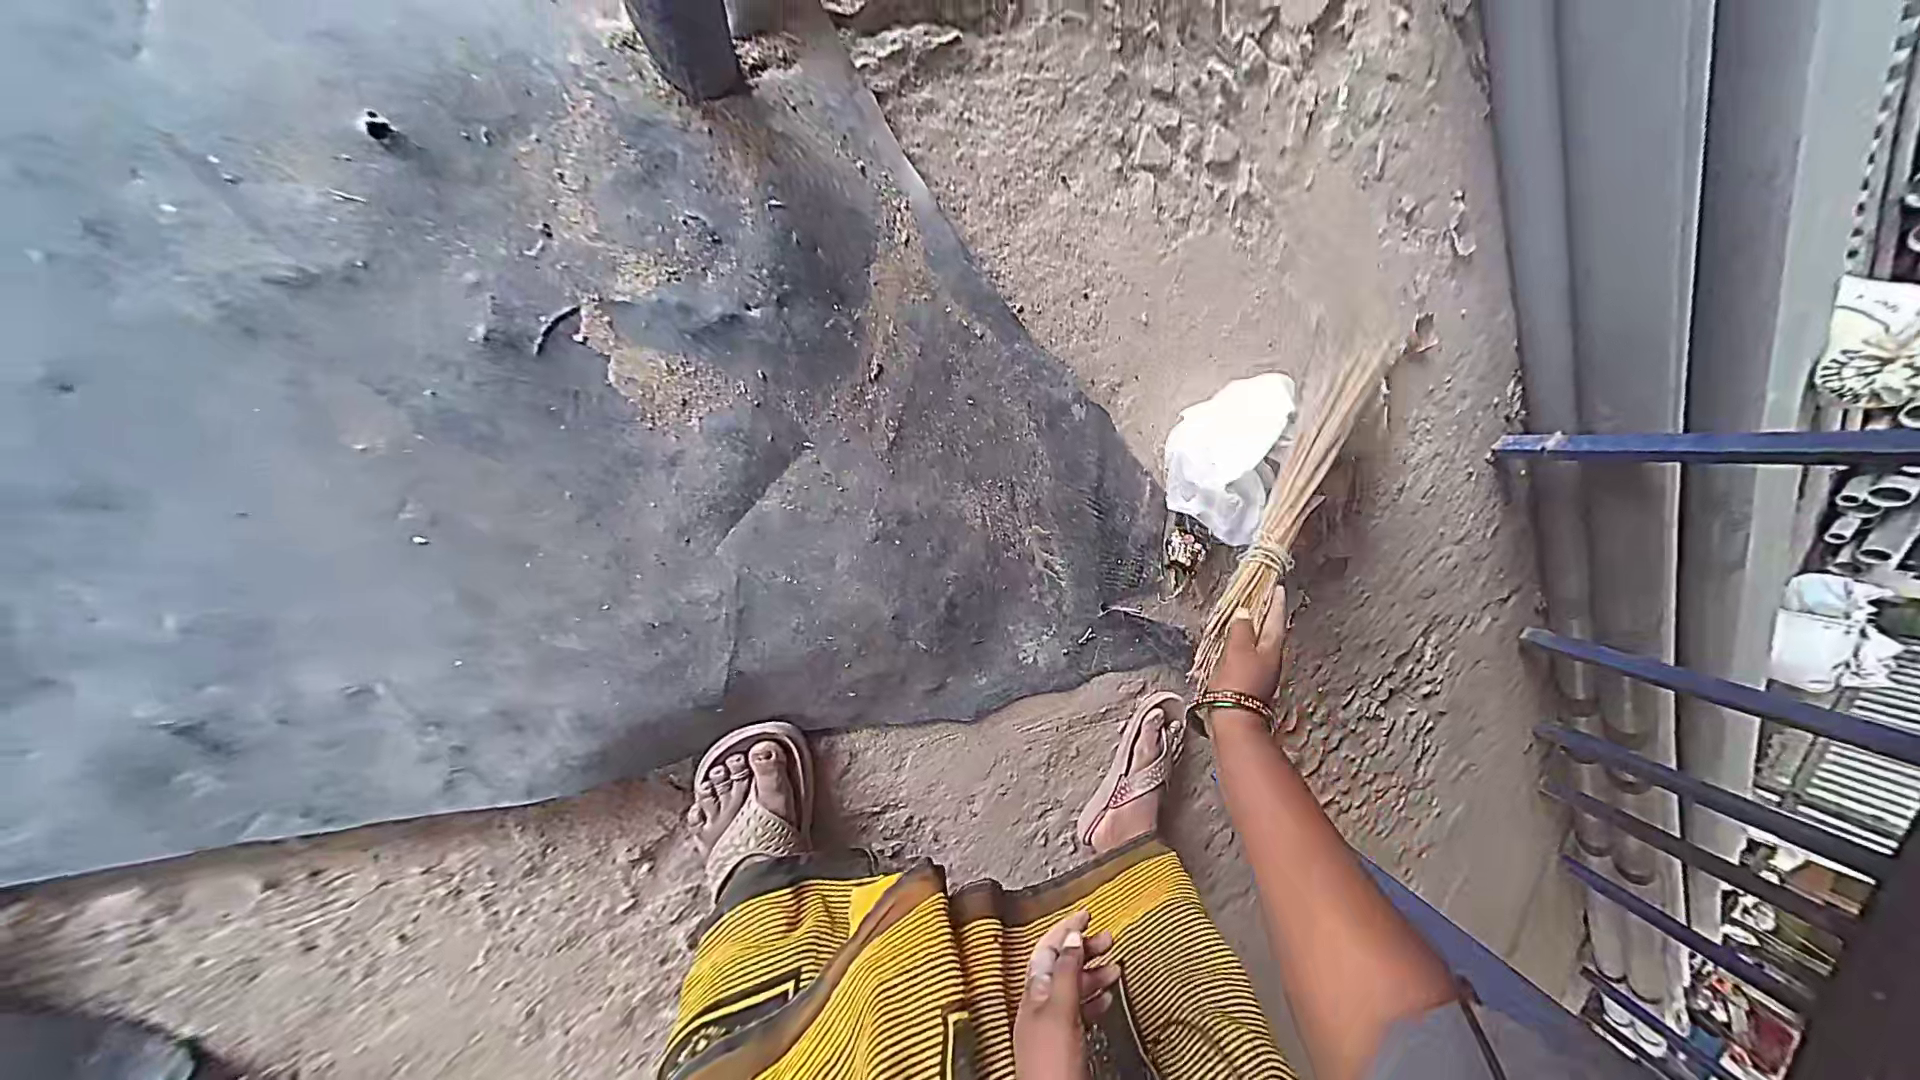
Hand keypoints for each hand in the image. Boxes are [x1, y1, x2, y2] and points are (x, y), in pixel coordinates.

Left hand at [1013, 910, 1122, 1079]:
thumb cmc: (1050, 1065)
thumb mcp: (1060, 1009)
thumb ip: (1065, 971)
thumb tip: (1071, 937)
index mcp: (1034, 991)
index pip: (1049, 948)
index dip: (1067, 928)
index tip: (1086, 915)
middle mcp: (1041, 1003)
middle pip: (1063, 965)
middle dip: (1085, 948)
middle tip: (1107, 938)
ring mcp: (1052, 1023)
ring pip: (1074, 986)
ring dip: (1094, 972)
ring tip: (1114, 965)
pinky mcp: (1066, 1042)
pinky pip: (1080, 1009)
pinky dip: (1094, 998)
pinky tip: (1106, 998)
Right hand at [1209, 584, 1287, 701]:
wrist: (1235, 718)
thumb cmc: (1237, 682)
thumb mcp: (1237, 650)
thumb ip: (1241, 629)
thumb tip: (1245, 612)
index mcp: (1272, 648)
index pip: (1276, 619)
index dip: (1276, 603)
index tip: (1278, 588)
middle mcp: (1273, 659)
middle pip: (1272, 631)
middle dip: (1268, 615)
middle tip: (1264, 600)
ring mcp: (1264, 672)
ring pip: (1263, 643)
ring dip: (1258, 630)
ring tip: (1250, 618)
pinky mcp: (1253, 681)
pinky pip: (1253, 654)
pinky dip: (1248, 644)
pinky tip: (1240, 644)